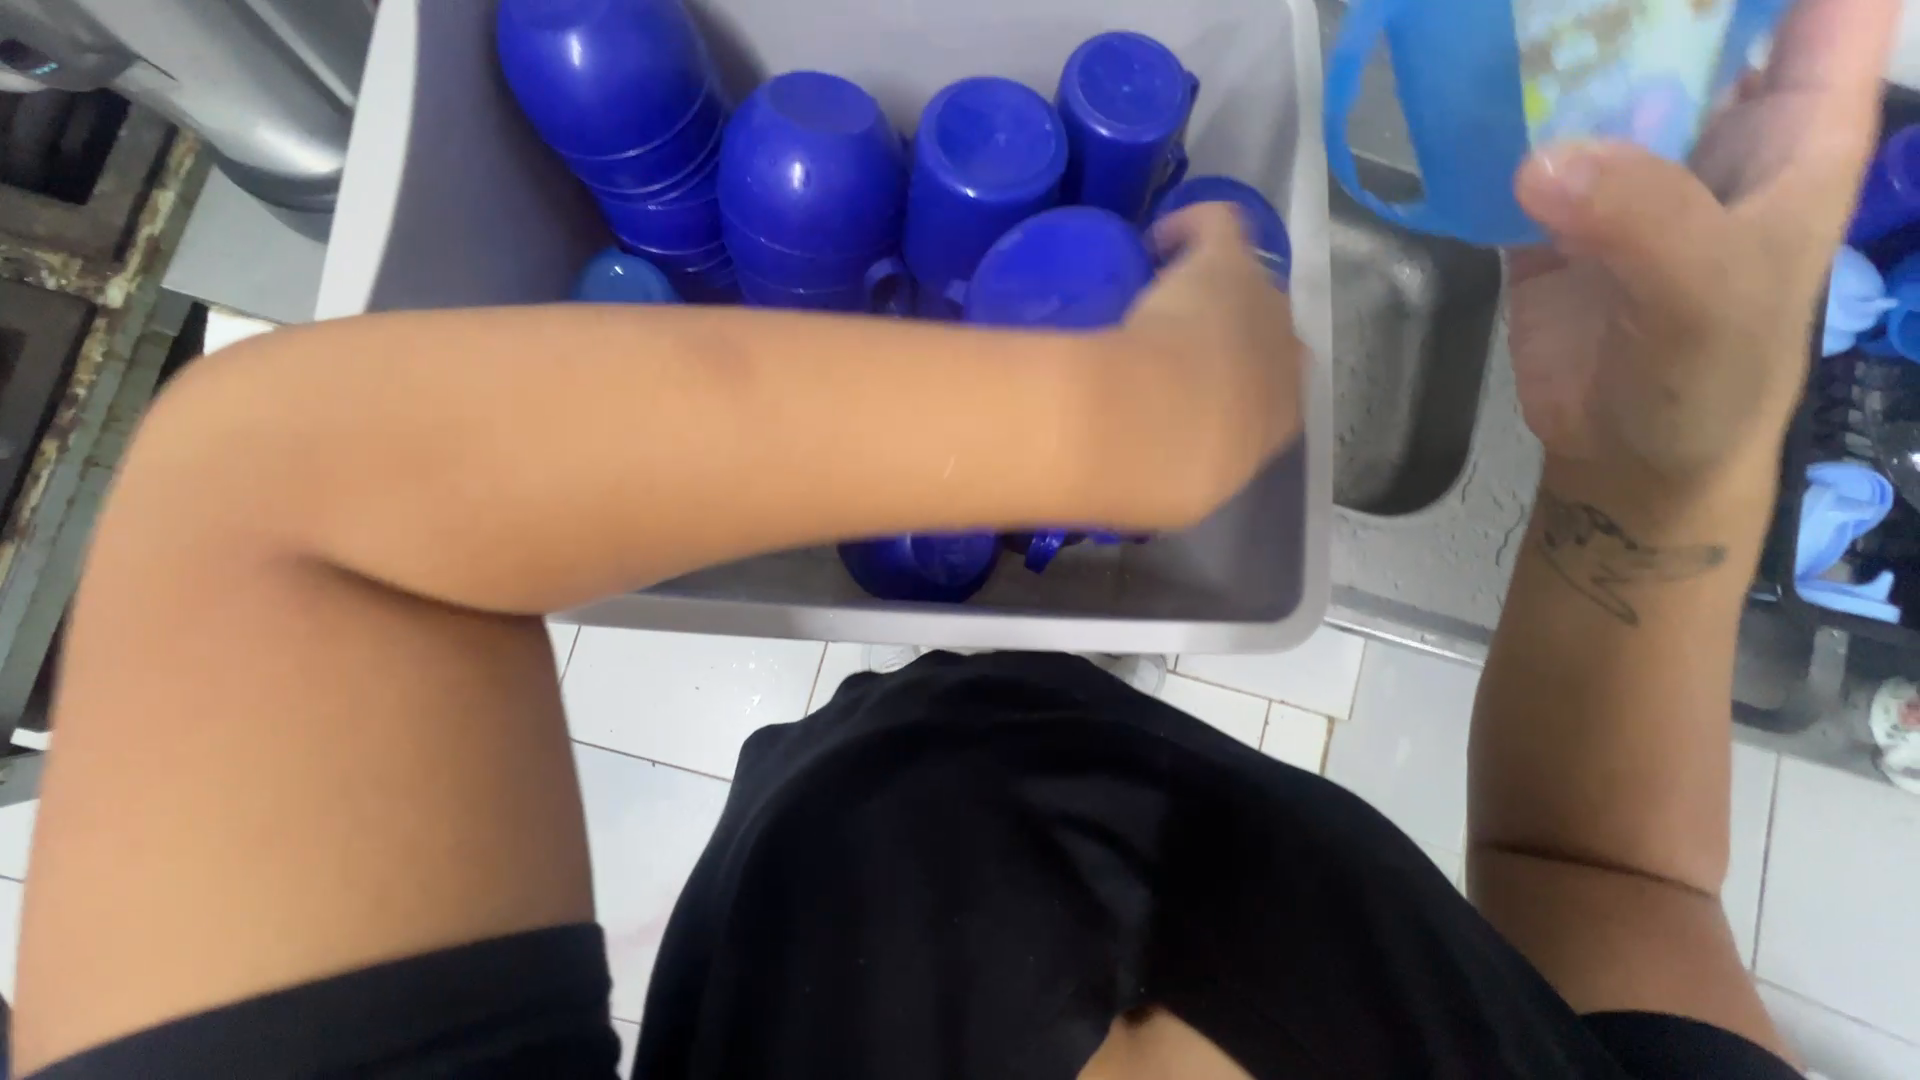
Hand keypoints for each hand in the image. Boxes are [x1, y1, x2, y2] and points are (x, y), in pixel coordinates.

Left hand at [1105, 202, 1302, 522]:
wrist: (1166, 426)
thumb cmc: (1175, 470)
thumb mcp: (1189, 484)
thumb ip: (1184, 472)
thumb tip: (1152, 479)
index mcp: (1279, 416)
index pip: (1269, 390)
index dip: (1234, 384)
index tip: (1191, 389)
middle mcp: (1285, 353)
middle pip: (1263, 331)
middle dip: (1228, 334)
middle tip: (1176, 340)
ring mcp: (1262, 302)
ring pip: (1242, 283)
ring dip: (1208, 287)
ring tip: (1166, 291)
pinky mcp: (1229, 261)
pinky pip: (1221, 225)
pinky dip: (1191, 226)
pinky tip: (1157, 237)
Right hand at [1506, 0, 1896, 492]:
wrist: (1624, 453)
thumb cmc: (1707, 376)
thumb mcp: (1706, 298)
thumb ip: (1645, 221)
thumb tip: (1541, 160)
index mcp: (1792, 125)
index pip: (1822, 2)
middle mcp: (1707, 131)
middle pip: (1684, 24)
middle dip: (1624, 3)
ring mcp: (1622, 173)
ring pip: (1591, 82)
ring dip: (1547, 55)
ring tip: (1488, 23)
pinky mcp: (1545, 216)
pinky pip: (1518, 154)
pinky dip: (1487, 133)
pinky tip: (1452, 106)